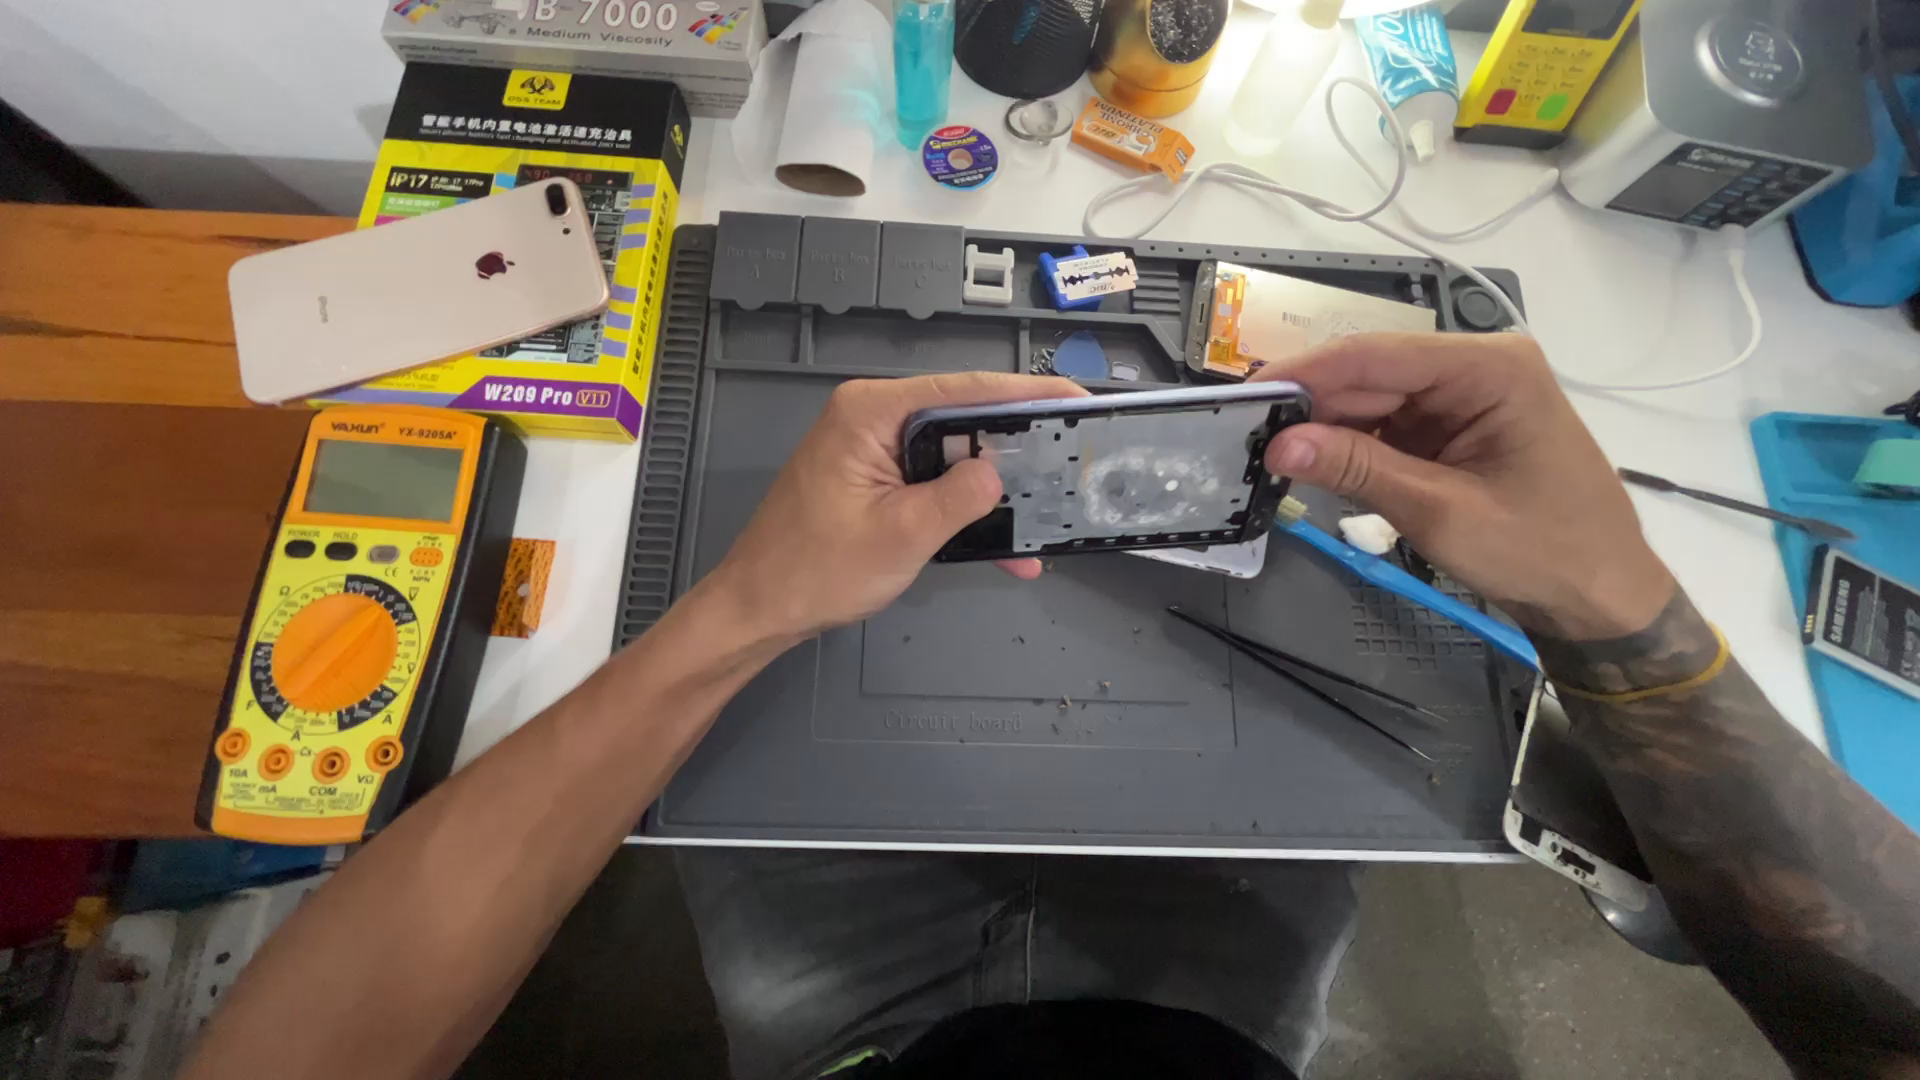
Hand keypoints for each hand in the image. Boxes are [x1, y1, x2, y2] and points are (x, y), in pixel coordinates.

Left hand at [710, 372, 1086, 642]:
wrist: (760, 607)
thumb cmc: (816, 570)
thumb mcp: (900, 535)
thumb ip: (958, 499)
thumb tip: (998, 473)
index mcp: (871, 412)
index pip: (963, 389)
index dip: (1026, 393)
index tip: (1075, 399)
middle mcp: (874, 418)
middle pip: (963, 419)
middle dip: (1018, 442)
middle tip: (1072, 457)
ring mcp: (876, 450)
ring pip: (954, 456)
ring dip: (996, 487)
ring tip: (1050, 505)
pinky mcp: (879, 481)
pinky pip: (935, 484)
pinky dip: (966, 512)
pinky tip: (1005, 548)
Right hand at [1253, 333, 1675, 640]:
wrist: (1597, 592)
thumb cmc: (1539, 549)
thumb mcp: (1440, 511)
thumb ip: (1357, 470)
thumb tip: (1278, 444)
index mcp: (1489, 369)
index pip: (1375, 355)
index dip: (1305, 373)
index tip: (1245, 398)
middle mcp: (1471, 369)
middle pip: (1366, 374)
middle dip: (1307, 405)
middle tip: (1242, 436)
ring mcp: (1456, 397)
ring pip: (1364, 400)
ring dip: (1318, 428)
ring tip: (1263, 452)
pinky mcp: (1442, 427)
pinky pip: (1377, 425)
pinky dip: (1342, 445)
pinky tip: (1306, 461)